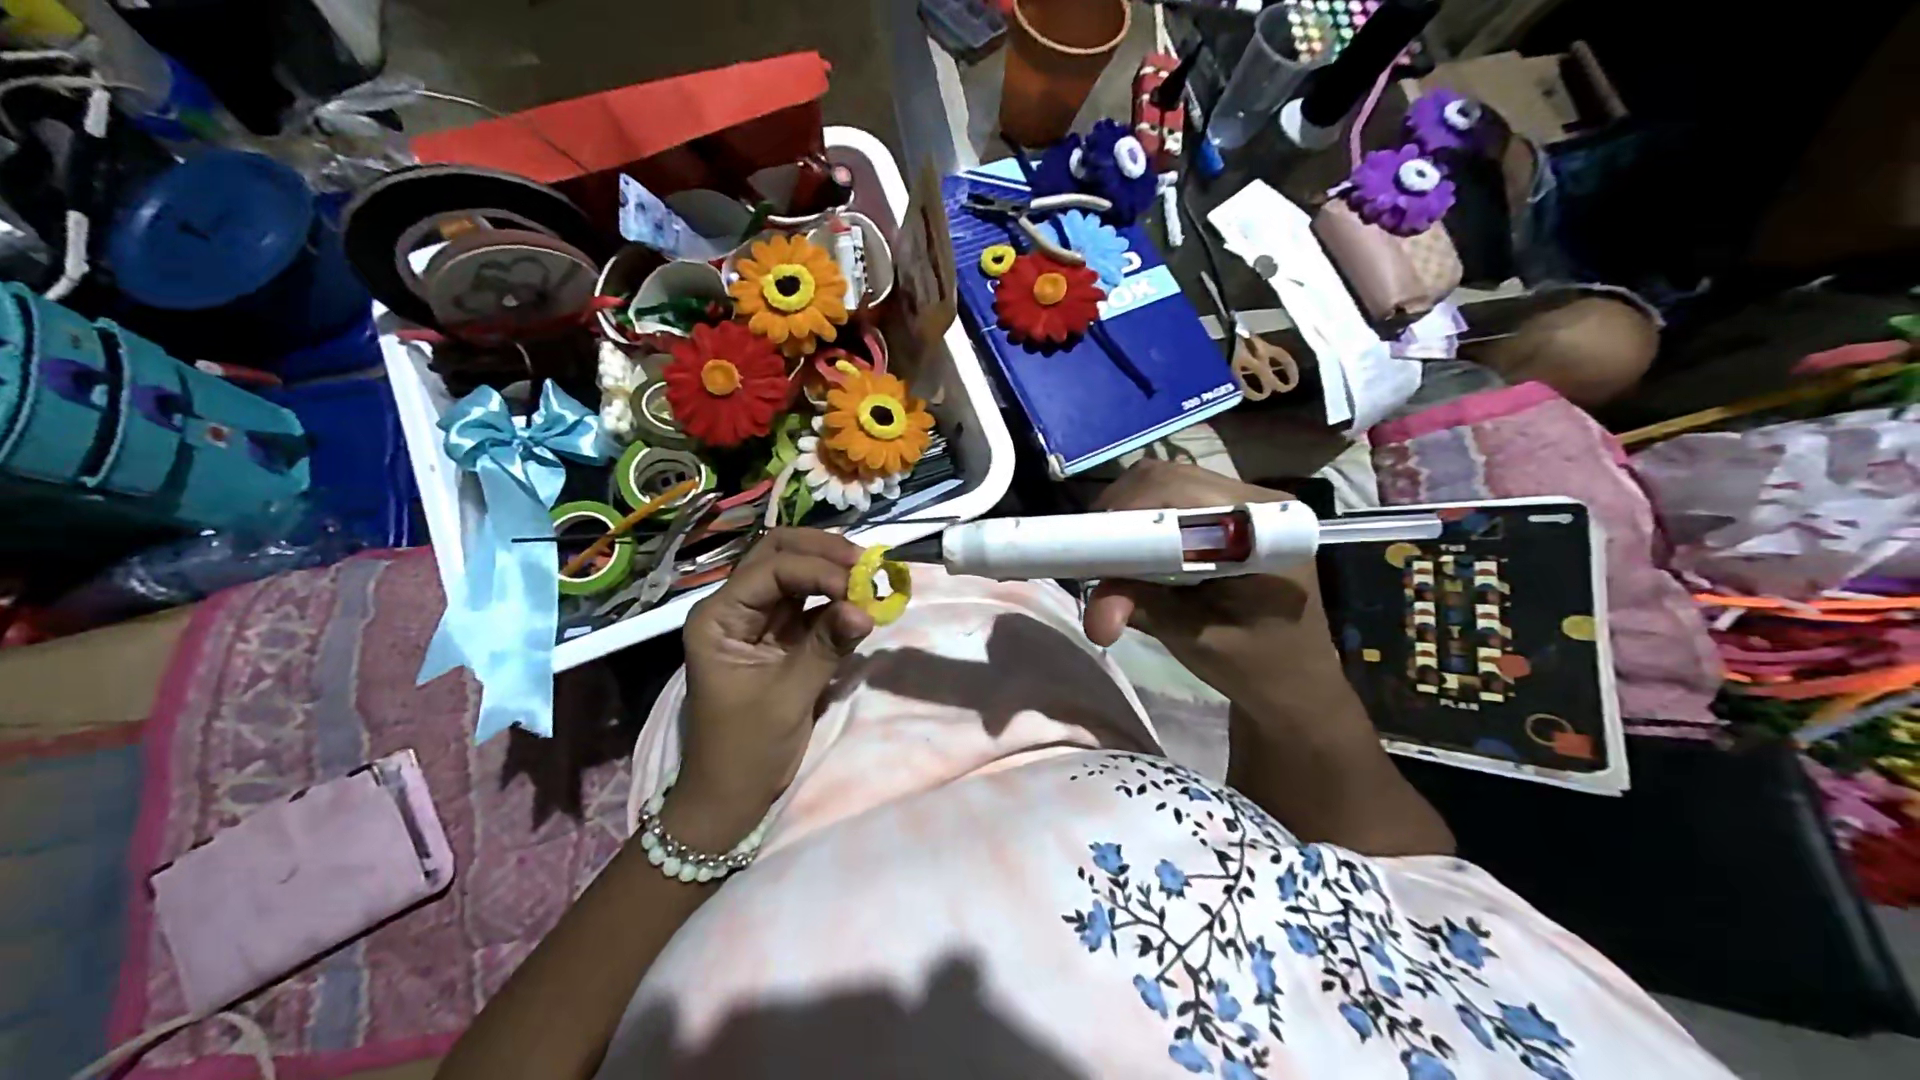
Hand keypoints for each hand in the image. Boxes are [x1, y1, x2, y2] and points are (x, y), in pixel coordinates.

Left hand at [673, 528, 873, 846]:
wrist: (731, 794)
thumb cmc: (746, 749)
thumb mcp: (787, 697)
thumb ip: (826, 647)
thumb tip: (865, 609)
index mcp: (718, 618)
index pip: (770, 569)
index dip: (816, 569)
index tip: (858, 585)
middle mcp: (734, 608)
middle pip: (778, 555)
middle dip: (822, 553)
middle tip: (866, 563)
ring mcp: (757, 620)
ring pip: (795, 573)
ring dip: (831, 570)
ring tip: (869, 578)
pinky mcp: (780, 637)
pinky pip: (809, 603)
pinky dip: (835, 598)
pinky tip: (860, 601)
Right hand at [1081, 460, 1342, 709]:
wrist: (1295, 683)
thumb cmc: (1256, 666)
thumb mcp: (1194, 638)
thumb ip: (1143, 608)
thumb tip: (1091, 611)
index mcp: (1264, 528)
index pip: (1181, 491)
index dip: (1128, 510)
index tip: (1092, 547)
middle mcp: (1257, 502)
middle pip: (1168, 478)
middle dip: (1120, 511)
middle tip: (1092, 552)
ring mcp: (1244, 506)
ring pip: (1166, 483)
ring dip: (1128, 514)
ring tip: (1107, 553)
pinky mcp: (1230, 517)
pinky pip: (1175, 499)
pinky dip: (1144, 520)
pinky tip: (1133, 551)